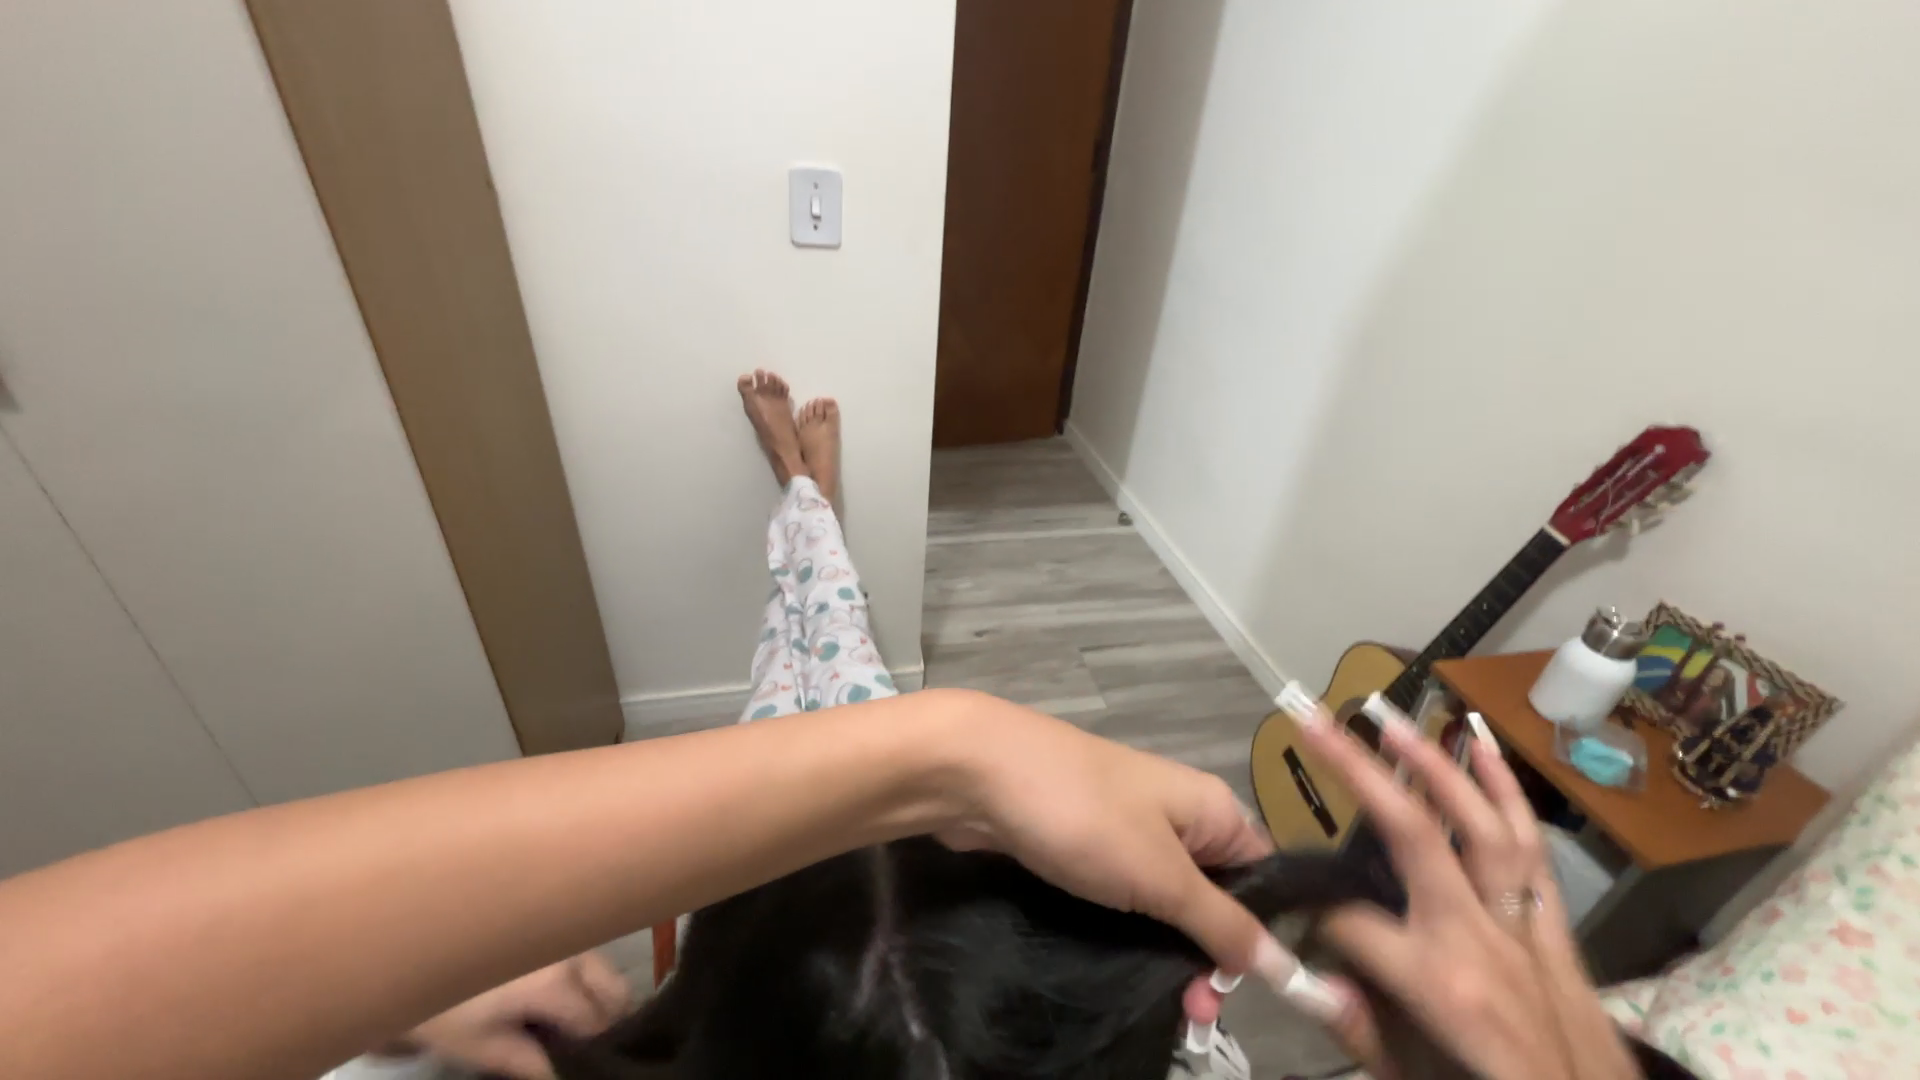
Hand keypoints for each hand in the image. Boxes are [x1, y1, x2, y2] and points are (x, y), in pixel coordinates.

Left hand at [401, 952, 628, 1079]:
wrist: (423, 957)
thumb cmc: (451, 1009)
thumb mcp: (485, 1049)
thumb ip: (531, 1066)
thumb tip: (564, 1078)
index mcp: (557, 985)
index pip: (597, 1023)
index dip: (595, 1049)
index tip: (586, 1066)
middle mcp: (573, 956)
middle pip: (615, 991)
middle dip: (611, 1022)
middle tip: (589, 1049)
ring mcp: (569, 940)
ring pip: (607, 973)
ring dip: (602, 1001)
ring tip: (576, 1029)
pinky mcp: (559, 934)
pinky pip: (591, 961)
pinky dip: (590, 984)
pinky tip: (566, 1003)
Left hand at [933, 694, 1284, 977]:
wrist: (978, 772)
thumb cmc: (1083, 816)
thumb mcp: (1161, 874)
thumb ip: (1222, 922)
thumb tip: (1290, 966)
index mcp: (1209, 806)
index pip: (1262, 876)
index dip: (1262, 936)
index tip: (1242, 993)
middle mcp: (1174, 814)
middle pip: (1213, 893)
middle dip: (1209, 953)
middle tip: (1195, 1014)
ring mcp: (1124, 827)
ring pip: (1164, 898)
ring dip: (1169, 949)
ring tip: (1169, 1005)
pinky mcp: (1083, 844)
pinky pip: (1121, 893)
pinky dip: (1130, 931)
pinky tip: (1131, 968)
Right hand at [1289, 700, 1622, 1079]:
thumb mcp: (1406, 1079)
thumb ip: (1351, 1022)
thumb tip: (1300, 968)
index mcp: (1434, 981)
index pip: (1345, 916)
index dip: (1310, 908)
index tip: (1295, 912)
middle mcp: (1476, 937)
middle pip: (1411, 834)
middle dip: (1359, 772)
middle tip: (1318, 722)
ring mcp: (1521, 926)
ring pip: (1480, 827)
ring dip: (1435, 765)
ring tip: (1394, 719)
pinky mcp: (1555, 928)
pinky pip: (1532, 851)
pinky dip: (1508, 794)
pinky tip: (1482, 746)